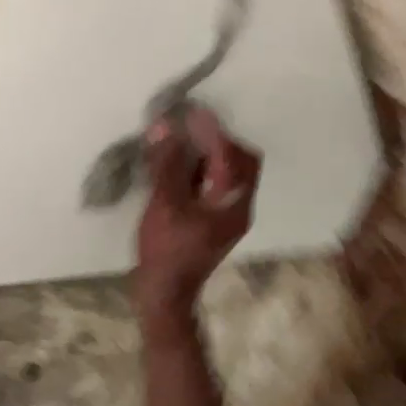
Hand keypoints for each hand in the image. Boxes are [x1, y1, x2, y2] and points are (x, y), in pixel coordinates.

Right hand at [135, 107, 261, 326]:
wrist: (166, 294)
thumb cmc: (167, 249)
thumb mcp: (165, 203)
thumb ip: (167, 164)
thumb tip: (165, 126)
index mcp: (233, 202)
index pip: (232, 155)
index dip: (213, 130)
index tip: (191, 111)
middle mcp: (237, 206)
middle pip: (240, 161)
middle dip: (217, 139)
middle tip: (188, 124)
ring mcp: (226, 215)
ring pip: (227, 172)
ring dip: (207, 152)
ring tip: (179, 139)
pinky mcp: (212, 220)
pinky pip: (213, 184)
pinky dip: (199, 168)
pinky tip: (176, 165)